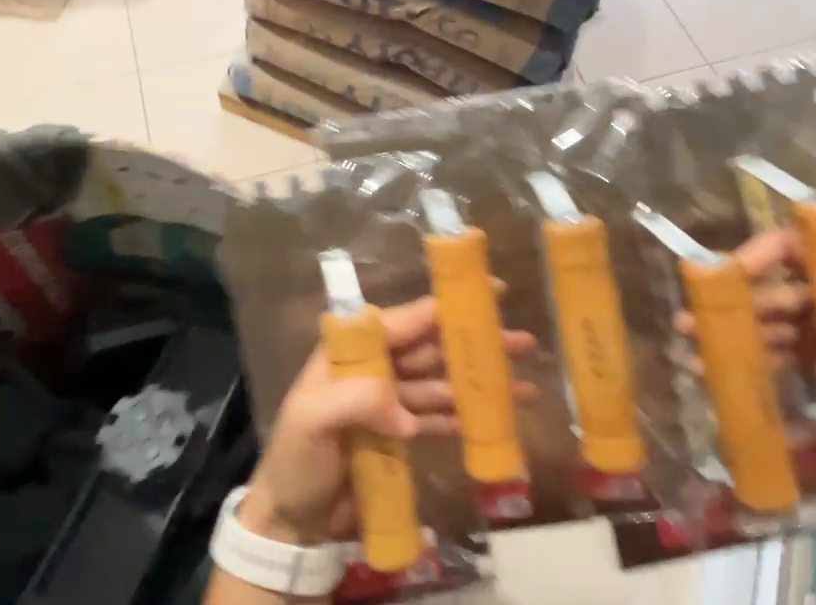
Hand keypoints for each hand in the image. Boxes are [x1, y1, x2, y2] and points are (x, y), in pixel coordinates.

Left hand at [240, 295, 538, 545]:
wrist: (290, 519)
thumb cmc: (296, 460)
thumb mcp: (312, 421)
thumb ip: (358, 400)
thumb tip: (406, 415)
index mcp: (353, 351)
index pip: (404, 320)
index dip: (445, 307)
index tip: (488, 295)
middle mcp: (376, 368)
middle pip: (432, 348)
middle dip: (475, 344)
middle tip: (523, 343)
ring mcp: (390, 401)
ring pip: (443, 382)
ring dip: (480, 382)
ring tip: (525, 385)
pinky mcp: (401, 433)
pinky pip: (439, 418)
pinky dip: (467, 416)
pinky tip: (498, 417)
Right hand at [676, 233, 815, 462]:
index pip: (804, 245)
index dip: (767, 250)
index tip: (739, 269)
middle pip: (771, 283)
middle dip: (732, 294)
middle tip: (697, 311)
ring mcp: (813, 330)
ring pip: (759, 317)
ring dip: (723, 324)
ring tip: (689, 340)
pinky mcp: (805, 364)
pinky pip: (764, 353)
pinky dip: (735, 358)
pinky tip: (706, 367)